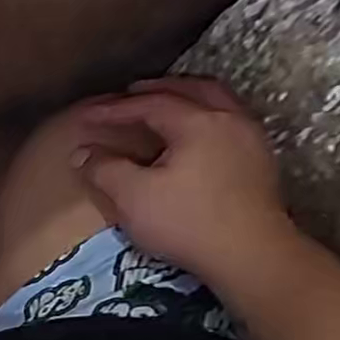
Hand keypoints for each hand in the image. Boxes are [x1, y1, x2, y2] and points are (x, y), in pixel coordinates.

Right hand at [74, 76, 299, 286]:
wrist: (247, 251)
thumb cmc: (184, 221)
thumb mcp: (132, 196)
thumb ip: (104, 169)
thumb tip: (83, 153)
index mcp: (198, 124)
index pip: (151, 105)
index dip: (115, 108)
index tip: (87, 113)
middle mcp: (229, 120)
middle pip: (193, 90)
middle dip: (159, 88)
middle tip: (131, 92)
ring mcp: (249, 139)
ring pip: (216, 102)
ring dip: (185, 98)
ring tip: (161, 106)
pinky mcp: (256, 160)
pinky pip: (226, 121)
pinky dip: (201, 115)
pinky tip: (188, 134)